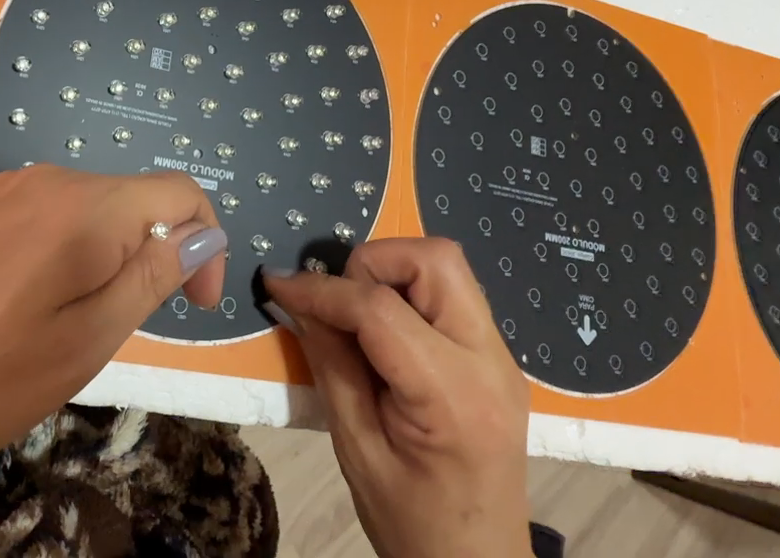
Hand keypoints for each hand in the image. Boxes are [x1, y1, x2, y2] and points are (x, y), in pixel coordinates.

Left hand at [0, 165, 226, 465]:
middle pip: (132, 201)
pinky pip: (42, 217)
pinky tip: (19, 307)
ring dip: (101, 259)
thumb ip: (152, 275)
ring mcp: (3, 188)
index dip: (207, 244)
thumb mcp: (85, 341)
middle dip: (148, 257)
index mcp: (86, 205)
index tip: (194, 308)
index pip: (181, 191)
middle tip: (113, 331)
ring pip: (86, 211)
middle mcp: (48, 178)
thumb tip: (203, 232)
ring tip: (61, 327)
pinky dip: (60, 254)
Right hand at [265, 238, 532, 557]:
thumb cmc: (410, 521)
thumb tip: (298, 297)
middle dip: (371, 264)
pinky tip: (384, 334)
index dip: (321, 289)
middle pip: (434, 258)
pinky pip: (450, 292)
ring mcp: (501, 355)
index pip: (380, 307)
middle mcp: (490, 360)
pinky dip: (408, 292)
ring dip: (391, 273)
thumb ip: (330, 361)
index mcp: (453, 395)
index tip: (278, 283)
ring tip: (358, 318)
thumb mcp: (355, 447)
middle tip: (338, 306)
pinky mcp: (497, 355)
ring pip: (445, 265)